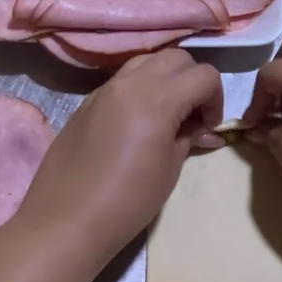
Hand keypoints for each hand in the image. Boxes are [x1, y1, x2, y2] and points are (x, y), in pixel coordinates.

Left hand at [16, 49, 222, 259]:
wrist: (65, 223)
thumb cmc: (127, 200)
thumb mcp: (170, 167)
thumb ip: (189, 136)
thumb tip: (204, 128)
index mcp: (159, 98)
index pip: (205, 75)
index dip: (216, 99)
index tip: (208, 126)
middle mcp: (133, 82)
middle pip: (178, 58)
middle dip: (194, 81)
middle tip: (193, 115)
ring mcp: (106, 89)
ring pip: (148, 61)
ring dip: (167, 78)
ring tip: (167, 112)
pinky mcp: (88, 101)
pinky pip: (124, 79)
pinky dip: (141, 87)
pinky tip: (138, 122)